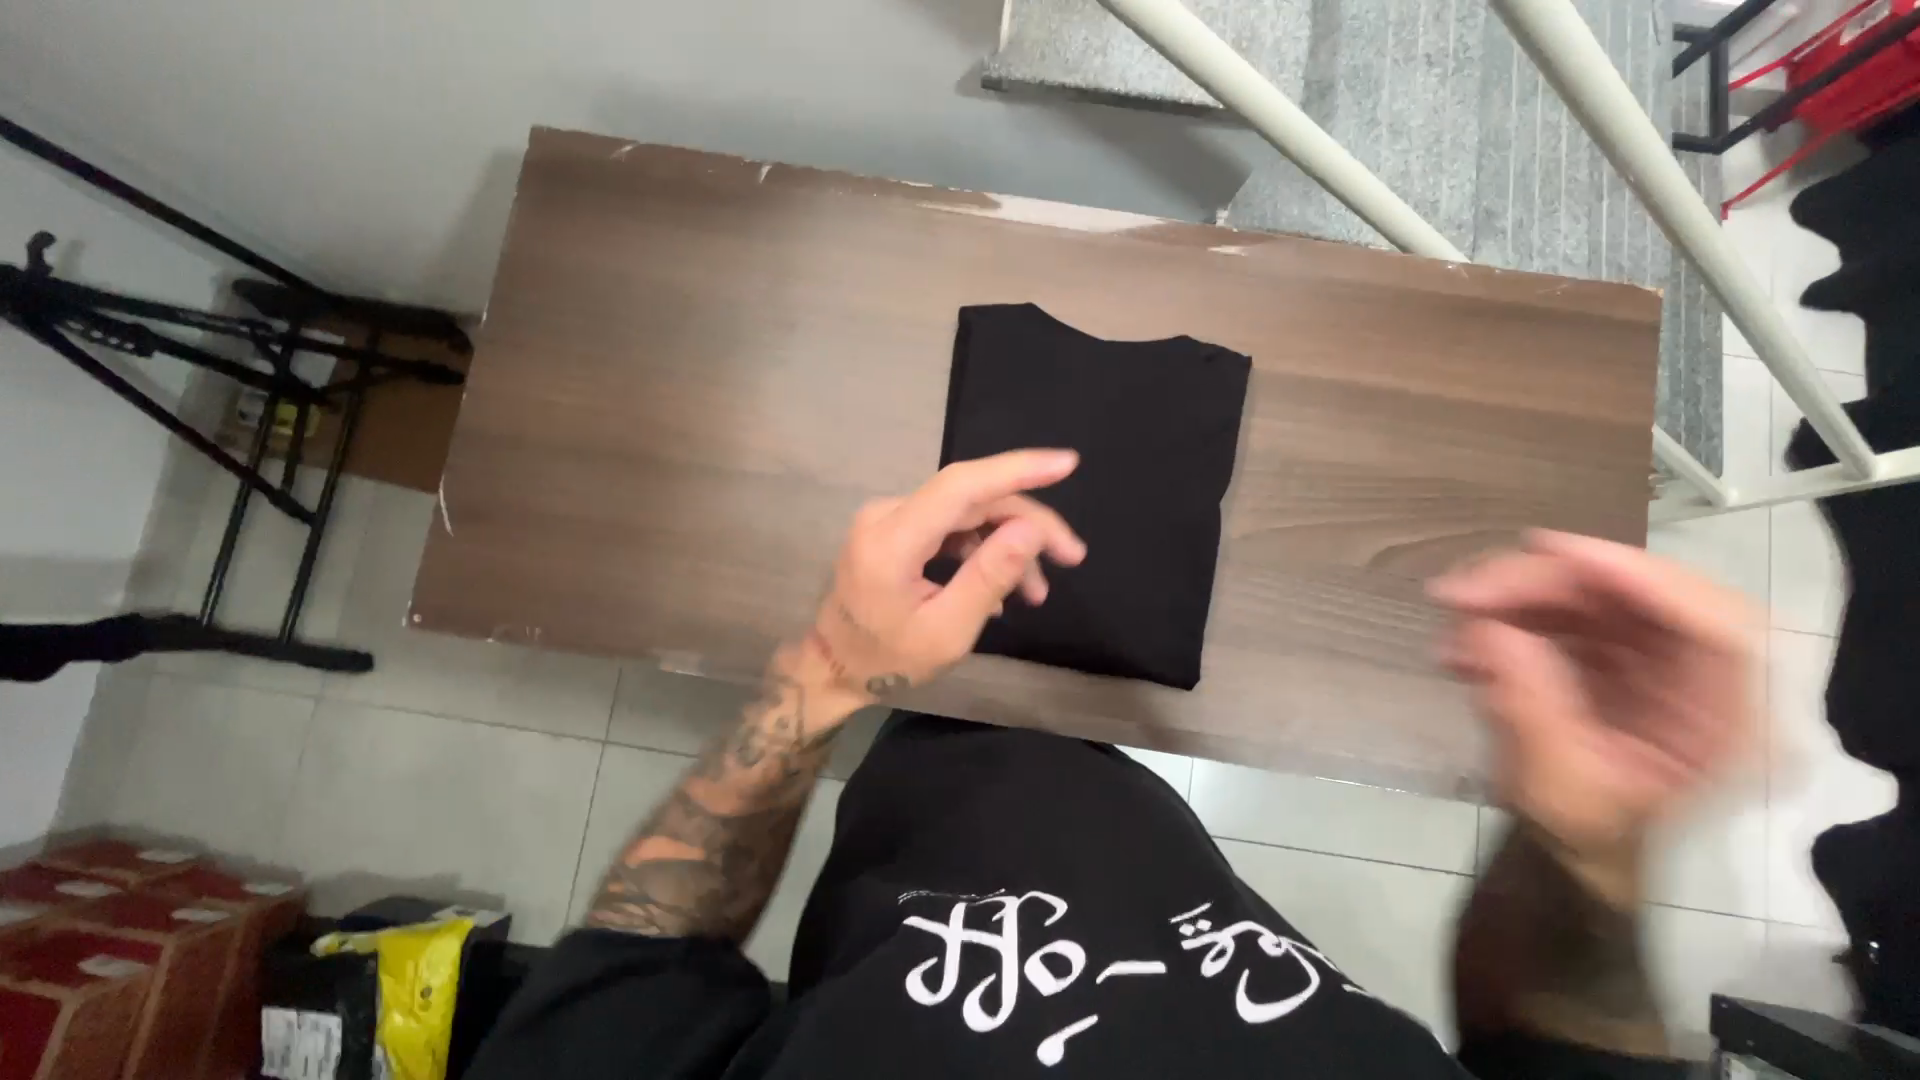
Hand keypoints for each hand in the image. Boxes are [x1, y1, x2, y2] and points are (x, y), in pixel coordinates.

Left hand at [799, 449, 1086, 706]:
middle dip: (1028, 523)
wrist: (836, 665)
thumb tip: (1031, 528)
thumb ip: (989, 578)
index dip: (1016, 470)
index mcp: (892, 541)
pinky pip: (952, 525)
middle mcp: (887, 515)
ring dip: (1009, 543)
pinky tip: (1004, 588)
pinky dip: (984, 549)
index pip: (961, 486)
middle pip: (973, 499)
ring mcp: (890, 518)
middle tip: (1071, 556)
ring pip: (968, 512)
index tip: (1066, 463)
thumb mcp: (947, 631)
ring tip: (1037, 591)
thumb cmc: (889, 659)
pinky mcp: (897, 527)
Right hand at [1429, 531, 1757, 873]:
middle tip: (1458, 592)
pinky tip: (1461, 652)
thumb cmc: (1597, 844)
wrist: (1595, 870)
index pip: (1708, 619)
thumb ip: (1528, 710)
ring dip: (1511, 602)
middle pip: (1632, 597)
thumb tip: (1484, 630)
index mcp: (1728, 718)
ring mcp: (1654, 668)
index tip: (1545, 549)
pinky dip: (1505, 626)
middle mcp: (1701, 678)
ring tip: (1450, 630)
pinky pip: (1562, 624)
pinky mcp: (1612, 666)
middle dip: (1539, 583)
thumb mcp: (1559, 789)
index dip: (1632, 574)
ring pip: (1591, 601)